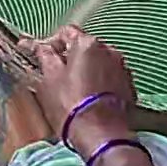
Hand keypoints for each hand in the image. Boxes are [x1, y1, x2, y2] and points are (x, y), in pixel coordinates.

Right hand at [17, 26, 136, 151]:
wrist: (101, 132)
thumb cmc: (69, 103)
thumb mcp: (49, 77)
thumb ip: (44, 56)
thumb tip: (37, 45)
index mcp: (87, 44)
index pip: (65, 33)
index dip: (49, 44)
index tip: (39, 56)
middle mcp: (109, 50)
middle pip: (84, 46)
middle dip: (69, 56)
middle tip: (53, 74)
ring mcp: (122, 67)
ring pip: (98, 61)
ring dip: (85, 69)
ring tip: (72, 87)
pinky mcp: (129, 85)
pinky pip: (109, 76)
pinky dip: (98, 80)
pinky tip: (88, 96)